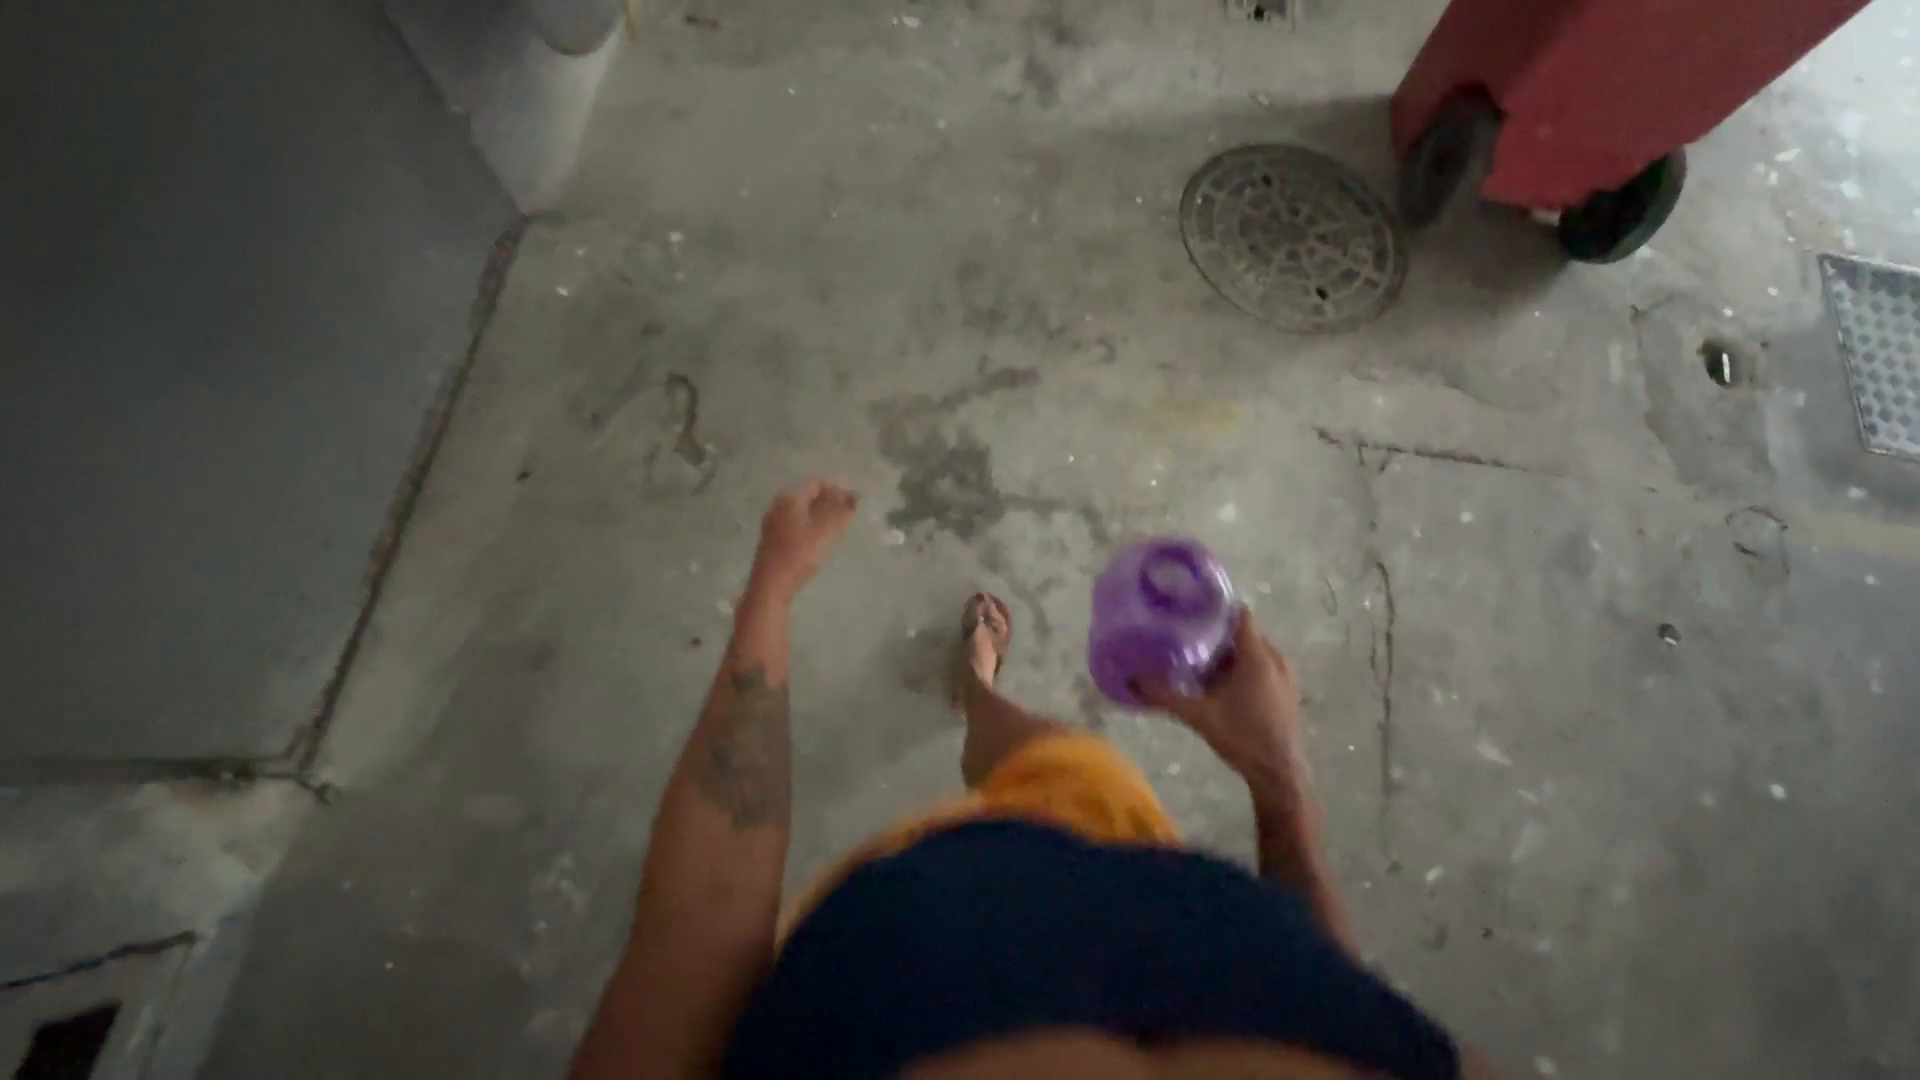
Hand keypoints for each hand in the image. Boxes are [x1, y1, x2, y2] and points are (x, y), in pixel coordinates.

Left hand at [745, 479, 858, 602]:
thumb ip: (842, 510)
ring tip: (837, 525)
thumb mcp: (826, 531)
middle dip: (828, 500)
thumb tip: (854, 495)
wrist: (772, 585)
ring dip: (819, 514)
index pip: (816, 483)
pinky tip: (818, 538)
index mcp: (790, 498)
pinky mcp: (771, 539)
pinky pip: (794, 523)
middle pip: (807, 495)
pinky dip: (809, 525)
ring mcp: (772, 522)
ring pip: (800, 510)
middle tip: (847, 512)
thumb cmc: (800, 554)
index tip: (853, 499)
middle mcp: (778, 505)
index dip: (836, 488)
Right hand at [1138, 609, 1307, 791]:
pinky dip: (1242, 667)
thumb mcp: (1198, 716)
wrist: (1280, 774)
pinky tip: (1219, 684)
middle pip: (1244, 633)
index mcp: (1258, 657)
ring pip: (1253, 651)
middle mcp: (1276, 659)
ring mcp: (1285, 675)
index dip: (1217, 608)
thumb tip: (1131, 680)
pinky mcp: (1286, 691)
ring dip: (1229, 653)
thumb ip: (1165, 696)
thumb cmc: (1242, 738)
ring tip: (1198, 660)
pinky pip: (1262, 666)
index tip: (1191, 608)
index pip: (1241, 615)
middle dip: (1217, 633)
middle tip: (1185, 636)